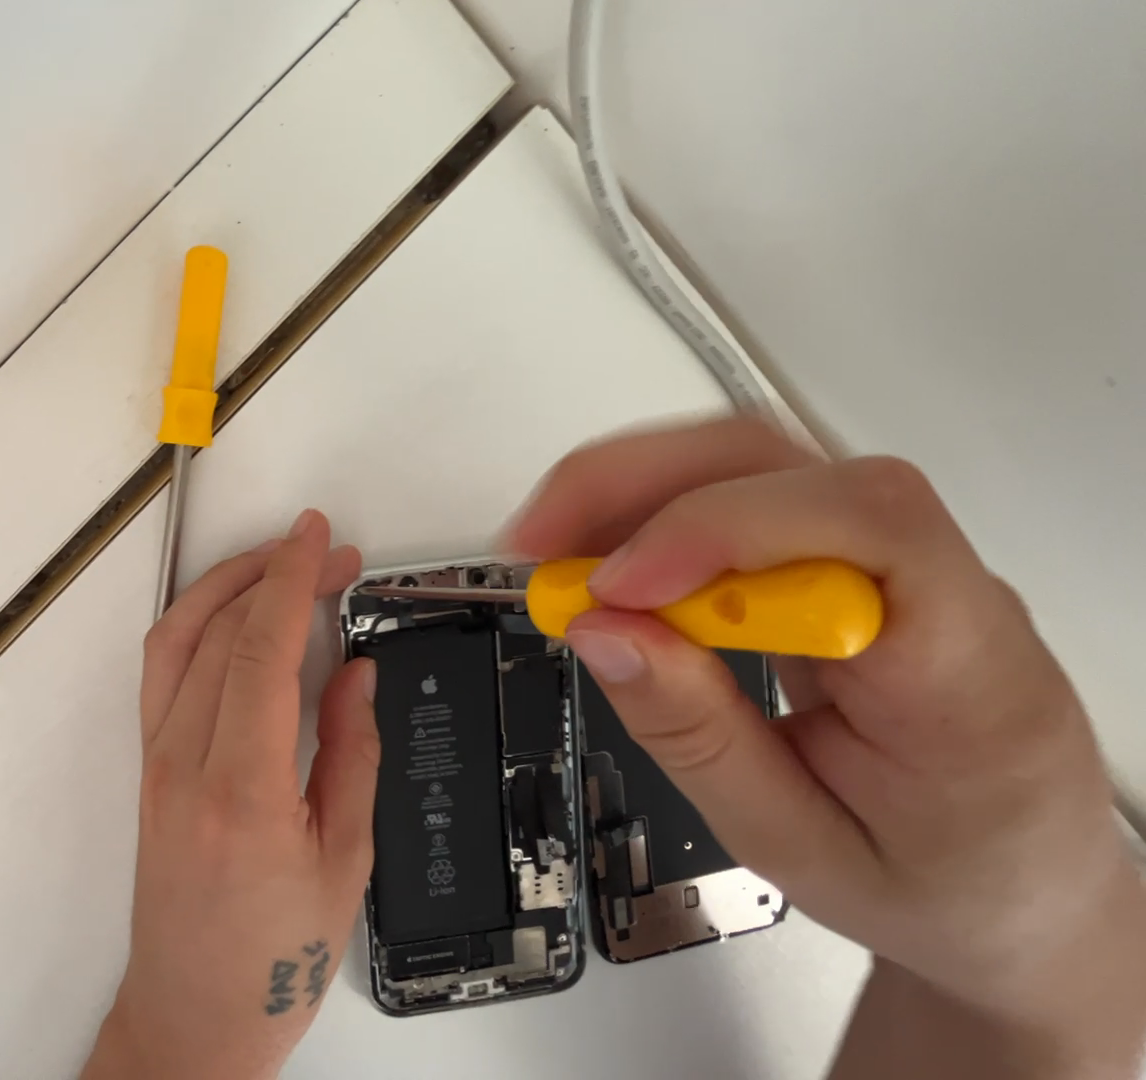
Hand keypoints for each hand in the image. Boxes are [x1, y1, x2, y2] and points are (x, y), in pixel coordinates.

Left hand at [81, 510, 373, 1079]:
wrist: (194, 1014)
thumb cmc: (273, 957)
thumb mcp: (343, 860)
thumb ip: (350, 754)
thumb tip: (354, 674)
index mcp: (242, 791)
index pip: (260, 651)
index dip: (292, 581)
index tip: (318, 539)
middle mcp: (184, 764)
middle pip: (216, 632)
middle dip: (271, 574)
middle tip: (323, 552)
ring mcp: (156, 761)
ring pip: (176, 640)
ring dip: (225, 587)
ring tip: (276, 564)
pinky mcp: (148, 766)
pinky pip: (162, 671)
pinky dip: (196, 624)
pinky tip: (230, 613)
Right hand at [506, 416, 1145, 1074]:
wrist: (1018, 890)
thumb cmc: (921, 880)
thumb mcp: (787, 838)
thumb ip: (693, 733)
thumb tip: (598, 631)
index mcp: (964, 667)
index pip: (861, 521)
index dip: (718, 528)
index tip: (611, 588)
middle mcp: (936, 581)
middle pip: (780, 462)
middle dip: (633, 484)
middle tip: (534, 543)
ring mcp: (888, 560)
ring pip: (744, 463)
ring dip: (624, 490)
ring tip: (544, 550)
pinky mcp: (839, 560)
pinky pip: (733, 498)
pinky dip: (642, 514)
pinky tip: (592, 559)